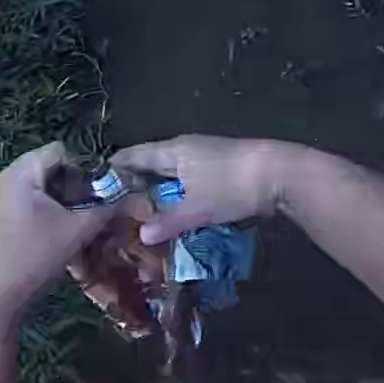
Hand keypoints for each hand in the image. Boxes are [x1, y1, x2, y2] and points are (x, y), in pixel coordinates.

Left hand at [0, 141, 114, 313]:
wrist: (2, 292)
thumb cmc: (38, 255)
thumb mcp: (78, 230)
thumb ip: (106, 210)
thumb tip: (130, 199)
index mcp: (22, 172)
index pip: (60, 151)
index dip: (84, 167)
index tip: (99, 191)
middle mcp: (7, 176)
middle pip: (49, 165)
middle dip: (74, 182)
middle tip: (92, 205)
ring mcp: (0, 193)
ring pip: (41, 182)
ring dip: (63, 195)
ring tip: (78, 217)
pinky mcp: (0, 210)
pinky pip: (30, 195)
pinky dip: (48, 204)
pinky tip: (60, 226)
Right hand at [112, 135, 310, 244]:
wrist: (284, 174)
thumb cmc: (233, 185)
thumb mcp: (197, 208)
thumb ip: (167, 221)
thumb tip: (142, 235)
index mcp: (173, 150)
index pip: (134, 155)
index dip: (115, 168)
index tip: (99, 186)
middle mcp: (186, 148)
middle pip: (152, 163)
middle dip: (135, 182)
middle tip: (118, 206)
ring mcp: (206, 156)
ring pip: (172, 172)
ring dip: (159, 189)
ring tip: (144, 211)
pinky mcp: (222, 168)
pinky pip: (189, 179)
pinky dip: (178, 193)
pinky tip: (177, 209)